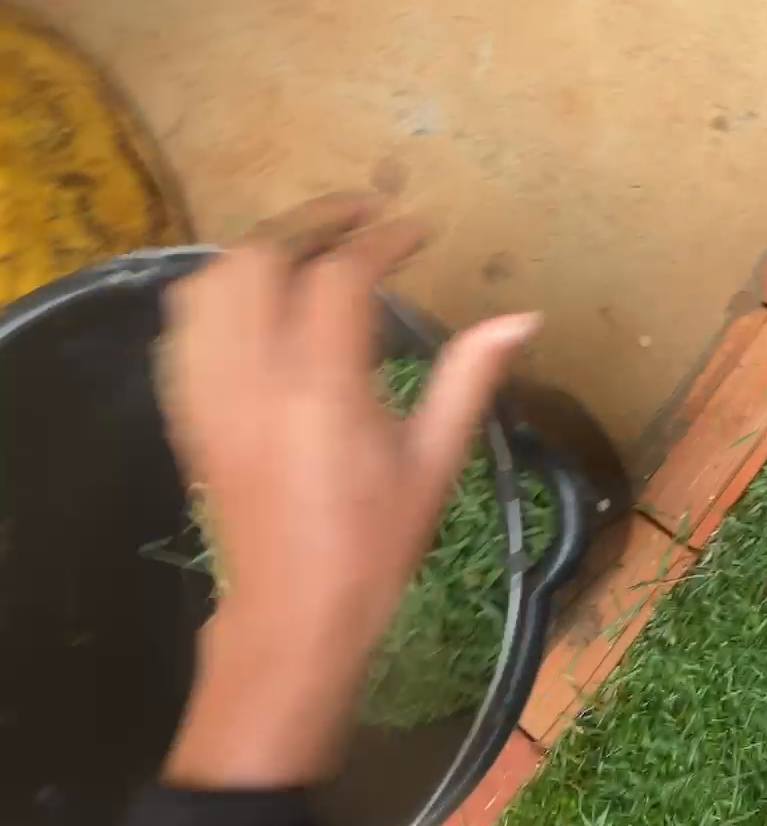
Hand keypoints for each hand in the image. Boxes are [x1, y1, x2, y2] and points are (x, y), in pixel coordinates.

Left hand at [160, 193, 539, 787]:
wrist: (294, 610)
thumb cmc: (381, 537)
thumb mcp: (439, 456)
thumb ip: (472, 377)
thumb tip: (524, 318)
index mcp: (323, 391)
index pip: (340, 281)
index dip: (381, 242)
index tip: (419, 231)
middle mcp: (250, 380)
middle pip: (253, 263)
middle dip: (309, 223)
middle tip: (365, 215)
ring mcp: (206, 395)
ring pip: (205, 286)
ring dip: (259, 249)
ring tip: (315, 245)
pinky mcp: (188, 412)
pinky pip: (184, 325)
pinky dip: (223, 290)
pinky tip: (266, 299)